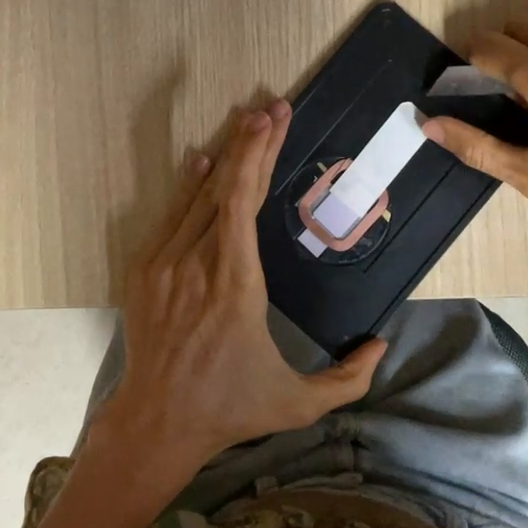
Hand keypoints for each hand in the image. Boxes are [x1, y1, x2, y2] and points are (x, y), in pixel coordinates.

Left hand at [96, 100, 387, 470]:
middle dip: (249, 143)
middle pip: (223, 188)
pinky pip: (171, 217)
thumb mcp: (298, 403)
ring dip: (223, 158)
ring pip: (196, 197)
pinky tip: (202, 162)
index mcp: (236, 285)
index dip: (257, 157)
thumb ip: (348, 378)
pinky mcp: (144, 270)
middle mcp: (197, 264)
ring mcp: (164, 264)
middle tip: (270, 107)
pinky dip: (188, 186)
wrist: (156, 420)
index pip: (242, 203)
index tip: (273, 122)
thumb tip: (382, 344)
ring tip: (245, 124)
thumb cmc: (230, 407)